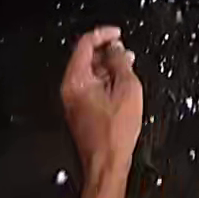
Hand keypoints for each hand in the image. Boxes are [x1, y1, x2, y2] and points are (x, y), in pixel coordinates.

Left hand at [61, 27, 142, 184]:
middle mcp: (70, 89)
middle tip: (126, 51)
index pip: (85, 44)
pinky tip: (122, 83)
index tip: (118, 33)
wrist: (106, 164)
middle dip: (107, 50)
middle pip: (86, 57)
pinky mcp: (80, 110)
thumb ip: (120, 62)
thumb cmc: (115, 131)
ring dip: (109, 64)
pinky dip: (106, 78)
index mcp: (76, 81)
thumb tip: (116, 48)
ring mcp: (74, 100)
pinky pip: (91, 85)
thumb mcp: (127, 87)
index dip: (103, 34)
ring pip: (90, 71)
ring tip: (128, 66)